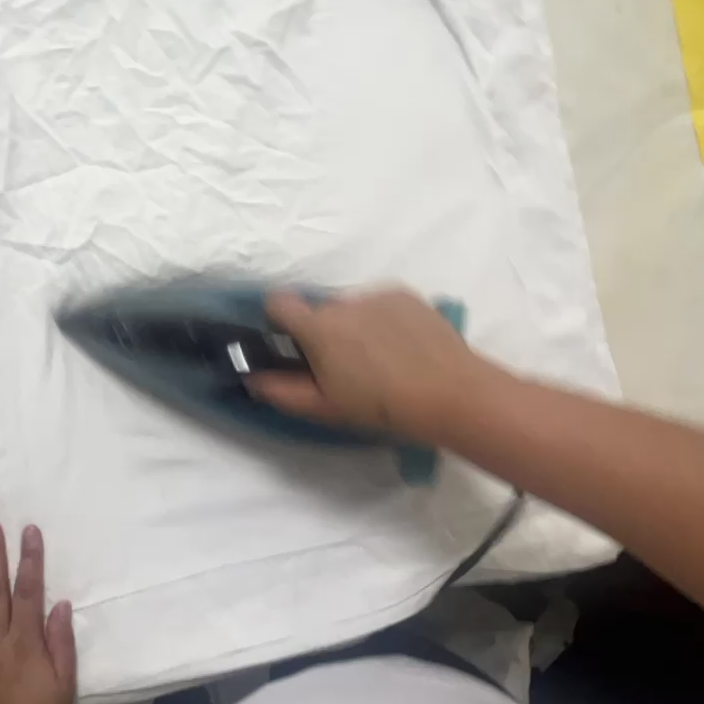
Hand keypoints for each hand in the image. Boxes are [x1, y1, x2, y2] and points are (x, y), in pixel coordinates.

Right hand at [246, 288, 497, 439]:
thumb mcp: (324, 408)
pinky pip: (380, 304)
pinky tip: (402, 348)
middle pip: (320, 312)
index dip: (278, 321)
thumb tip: (251, 377)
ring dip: (355, 328)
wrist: (452, 394)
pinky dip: (382, 321)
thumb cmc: (381, 406)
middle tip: (344, 369)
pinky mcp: (406, 294)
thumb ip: (280, 391)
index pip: (278, 302)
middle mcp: (344, 302)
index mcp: (318, 327)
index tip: (292, 346)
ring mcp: (378, 294)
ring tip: (381, 361)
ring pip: (352, 309)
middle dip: (324, 335)